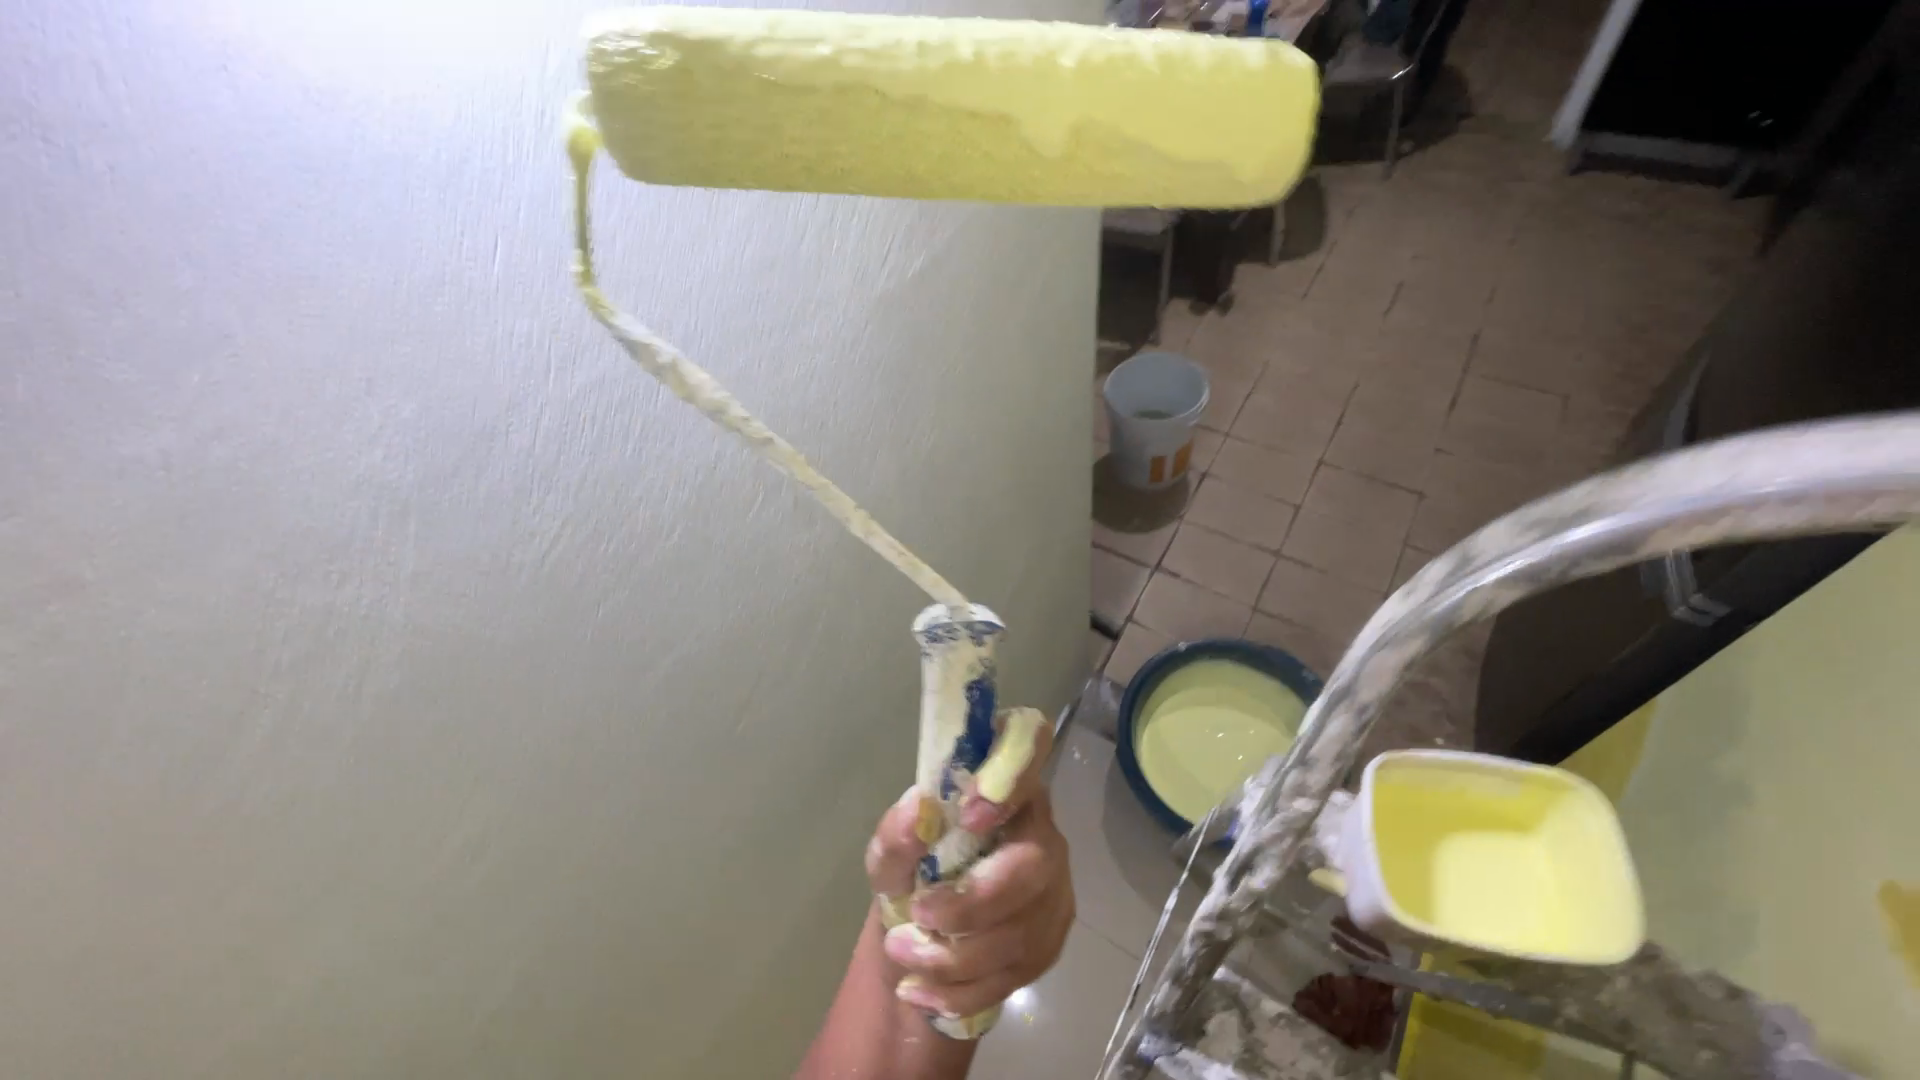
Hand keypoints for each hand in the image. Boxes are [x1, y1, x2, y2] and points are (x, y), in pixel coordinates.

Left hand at [863, 712, 1074, 1020]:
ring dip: (955, 955)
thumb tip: (916, 811)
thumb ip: (896, 833)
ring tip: (901, 954)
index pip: (1030, 744)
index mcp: (1003, 786)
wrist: (922, 936)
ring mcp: (1053, 891)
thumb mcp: (889, 855)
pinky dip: (962, 989)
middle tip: (917, 914)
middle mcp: (1040, 830)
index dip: (1011, 774)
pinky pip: (1014, 974)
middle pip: (1032, 863)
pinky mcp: (1049, 943)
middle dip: (972, 901)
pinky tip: (921, 990)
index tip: (970, 814)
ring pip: (1022, 930)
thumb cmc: (913, 872)